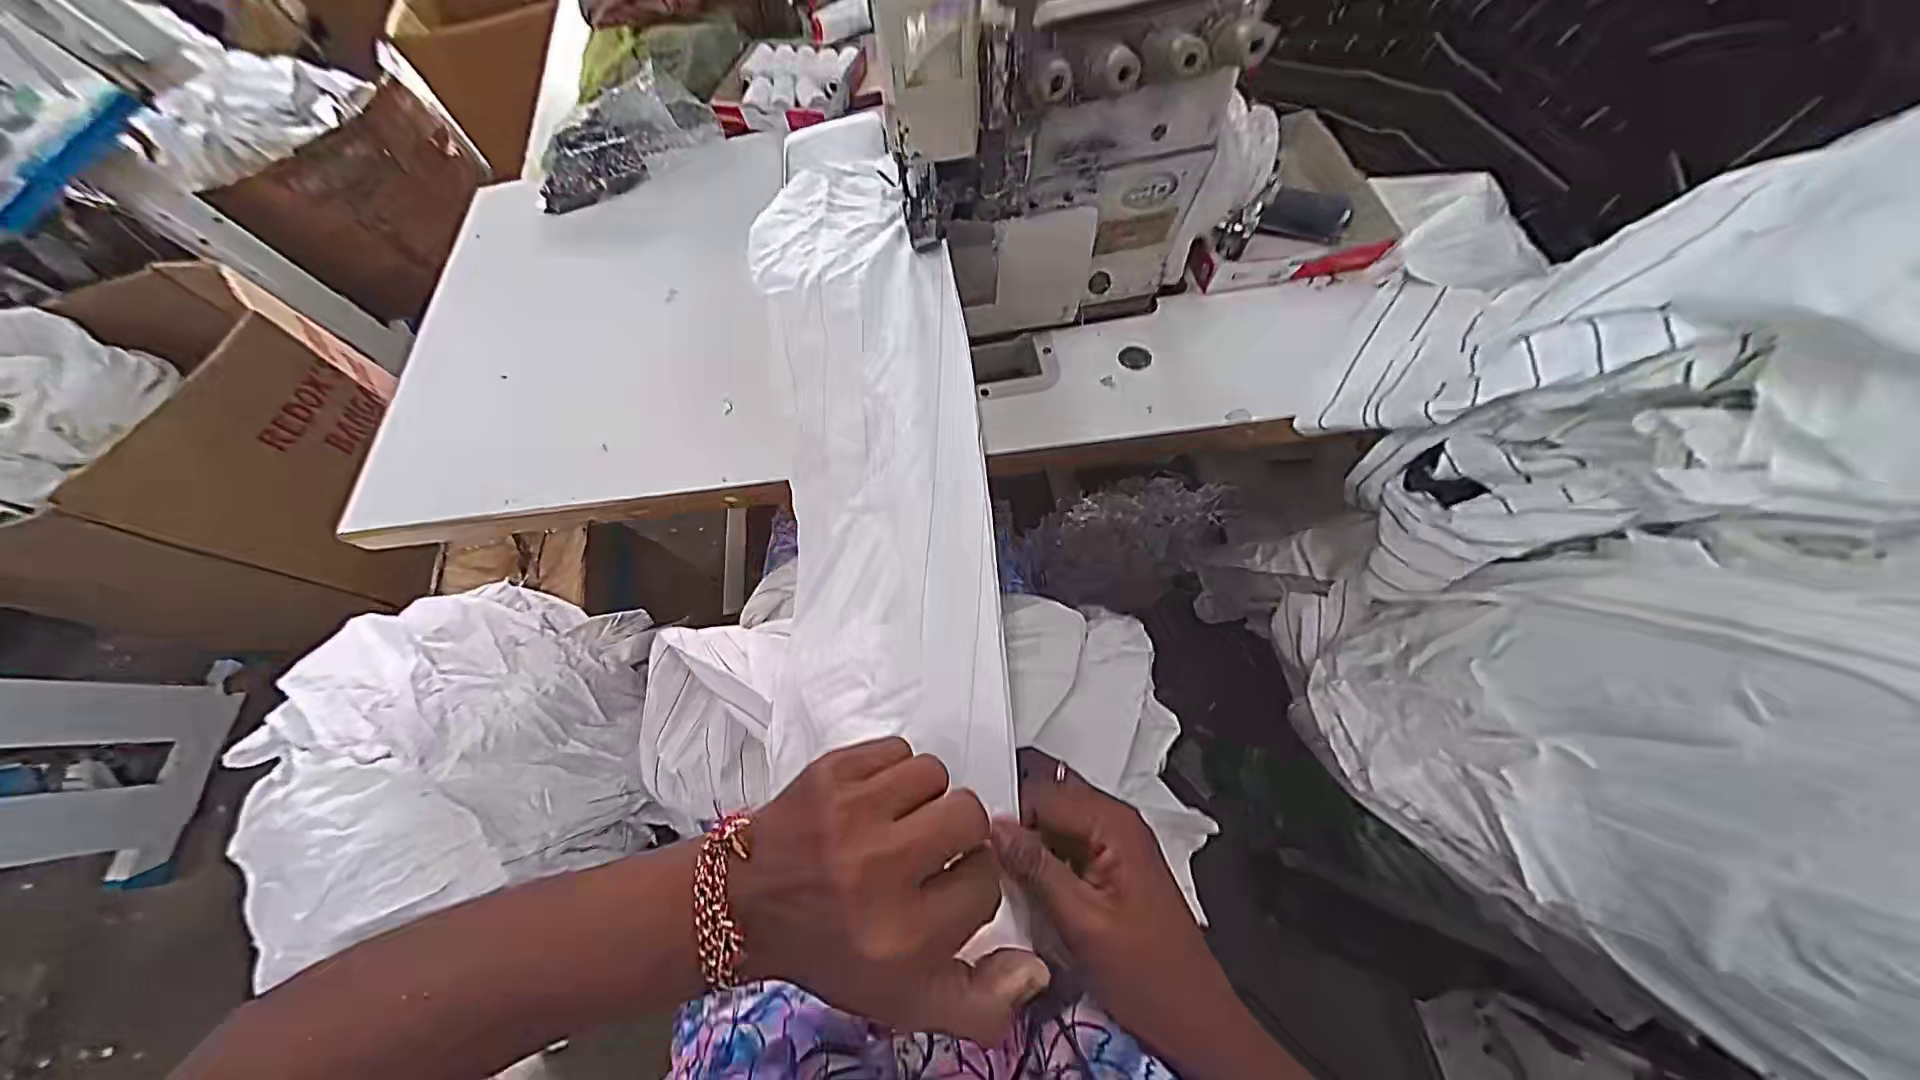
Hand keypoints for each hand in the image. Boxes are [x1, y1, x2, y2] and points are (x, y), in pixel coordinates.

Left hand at [730, 737, 1050, 1043]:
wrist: (747, 904)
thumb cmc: (829, 947)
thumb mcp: (905, 1003)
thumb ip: (980, 1004)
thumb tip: (1035, 966)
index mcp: (901, 935)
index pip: (985, 880)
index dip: (972, 878)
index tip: (944, 883)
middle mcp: (877, 869)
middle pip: (969, 814)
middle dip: (958, 829)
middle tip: (928, 843)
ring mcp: (851, 812)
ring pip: (934, 773)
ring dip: (926, 795)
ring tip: (900, 817)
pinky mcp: (830, 773)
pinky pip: (896, 749)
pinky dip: (894, 769)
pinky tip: (875, 798)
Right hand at [991, 750, 1304, 1078]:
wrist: (1193, 1021)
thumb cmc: (1148, 976)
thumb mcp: (1082, 922)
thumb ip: (1036, 868)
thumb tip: (997, 828)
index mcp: (1113, 822)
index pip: (1043, 792)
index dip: (1011, 817)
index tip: (986, 847)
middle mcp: (1116, 822)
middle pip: (1050, 803)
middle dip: (1020, 829)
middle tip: (997, 864)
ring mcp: (1115, 844)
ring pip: (1055, 826)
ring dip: (1031, 848)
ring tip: (1014, 883)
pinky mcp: (1111, 866)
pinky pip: (1066, 848)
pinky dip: (1046, 864)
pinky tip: (1035, 894)